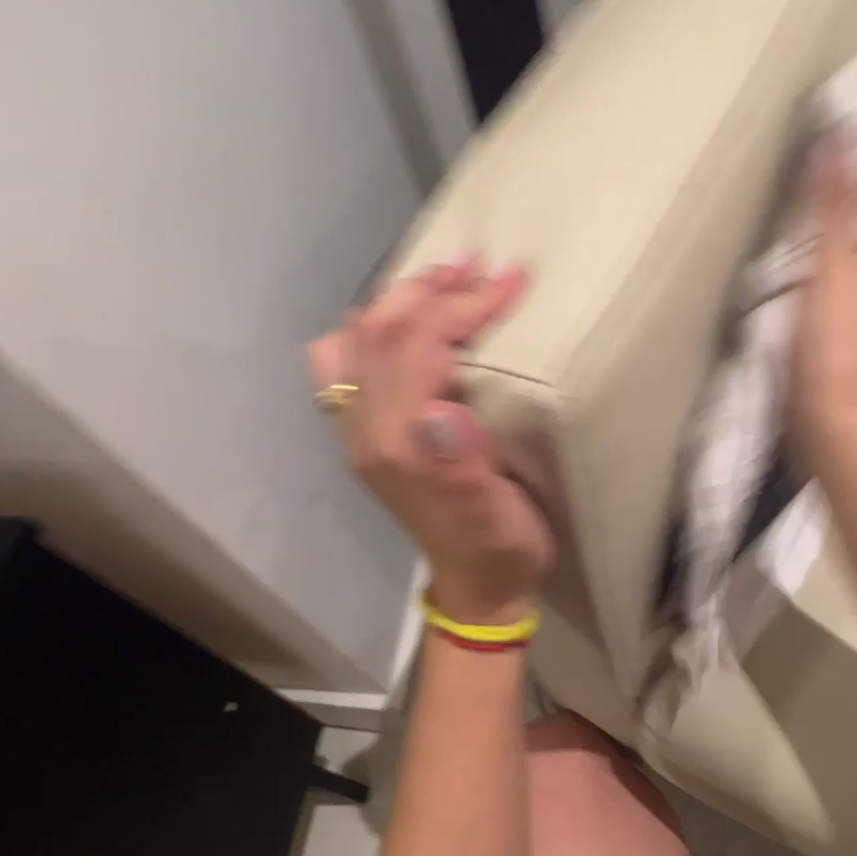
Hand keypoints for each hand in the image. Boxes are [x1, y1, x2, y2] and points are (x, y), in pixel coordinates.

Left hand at [308, 255, 552, 623]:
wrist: (476, 588)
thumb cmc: (500, 550)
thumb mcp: (496, 518)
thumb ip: (462, 467)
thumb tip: (439, 411)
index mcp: (399, 446)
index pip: (415, 346)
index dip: (460, 306)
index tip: (510, 282)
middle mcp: (365, 432)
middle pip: (378, 332)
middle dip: (428, 290)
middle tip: (478, 267)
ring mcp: (357, 432)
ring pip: (355, 340)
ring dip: (399, 300)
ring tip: (447, 281)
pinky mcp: (362, 434)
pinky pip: (346, 361)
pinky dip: (375, 327)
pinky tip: (408, 325)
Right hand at [793, 145, 856, 431]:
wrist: (838, 420)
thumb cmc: (839, 345)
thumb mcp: (834, 266)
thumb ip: (836, 200)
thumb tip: (841, 130)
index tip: (826, 129)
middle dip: (847, 179)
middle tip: (801, 166)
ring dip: (834, 213)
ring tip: (795, 201)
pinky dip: (833, 243)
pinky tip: (801, 245)